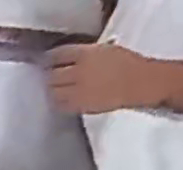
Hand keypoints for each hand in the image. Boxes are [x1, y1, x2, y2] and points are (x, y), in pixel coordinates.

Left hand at [47, 43, 167, 114]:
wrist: (135, 82)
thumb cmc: (125, 63)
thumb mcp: (105, 50)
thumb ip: (87, 54)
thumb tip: (71, 60)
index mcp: (87, 54)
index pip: (60, 54)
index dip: (50, 58)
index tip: (46, 61)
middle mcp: (79, 72)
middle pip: (52, 75)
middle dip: (49, 76)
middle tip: (48, 78)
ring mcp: (77, 90)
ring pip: (53, 92)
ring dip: (51, 91)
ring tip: (52, 89)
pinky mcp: (77, 105)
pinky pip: (59, 105)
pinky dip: (56, 102)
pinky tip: (58, 100)